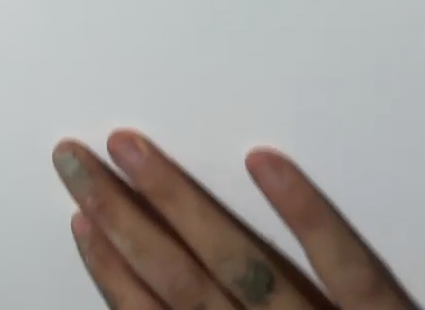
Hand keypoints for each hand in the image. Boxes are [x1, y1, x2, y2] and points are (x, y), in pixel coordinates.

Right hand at [53, 131, 418, 308]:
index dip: (109, 271)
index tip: (77, 219)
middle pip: (179, 280)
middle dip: (119, 216)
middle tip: (73, 158)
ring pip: (238, 264)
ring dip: (176, 199)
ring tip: (128, 145)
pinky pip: (350, 271)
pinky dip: (306, 218)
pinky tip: (262, 162)